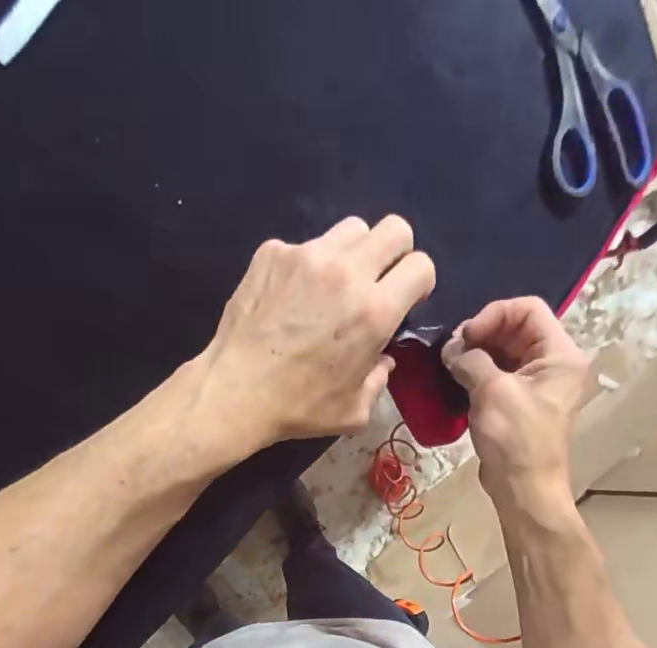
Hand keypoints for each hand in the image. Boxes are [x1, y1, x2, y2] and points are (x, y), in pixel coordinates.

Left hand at [196, 216, 435, 450]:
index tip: (405, 299)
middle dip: (395, 253)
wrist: (235, 393)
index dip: (418, 282)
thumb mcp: (354, 410)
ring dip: (352, 253)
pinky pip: (303, 245)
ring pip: (350, 229)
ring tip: (332, 285)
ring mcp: (307, 256)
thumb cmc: (298, 407)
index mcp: (375, 310)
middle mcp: (346, 273)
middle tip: (376, 280)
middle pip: (394, 228)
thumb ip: (379, 379)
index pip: (421, 265)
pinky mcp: (272, 253)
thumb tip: (381, 358)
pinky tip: (288, 296)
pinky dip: (304, 266)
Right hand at [441, 297, 590, 507]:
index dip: (494, 314)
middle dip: (482, 333)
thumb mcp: (493, 392)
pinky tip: (457, 378)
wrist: (524, 489)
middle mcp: (554, 363)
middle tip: (452, 349)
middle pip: (516, 328)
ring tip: (450, 363)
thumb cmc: (516, 439)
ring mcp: (537, 384)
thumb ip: (471, 360)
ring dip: (477, 352)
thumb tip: (451, 348)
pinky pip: (500, 373)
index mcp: (561, 354)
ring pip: (505, 351)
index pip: (528, 309)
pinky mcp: (521, 402)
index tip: (466, 335)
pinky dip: (478, 371)